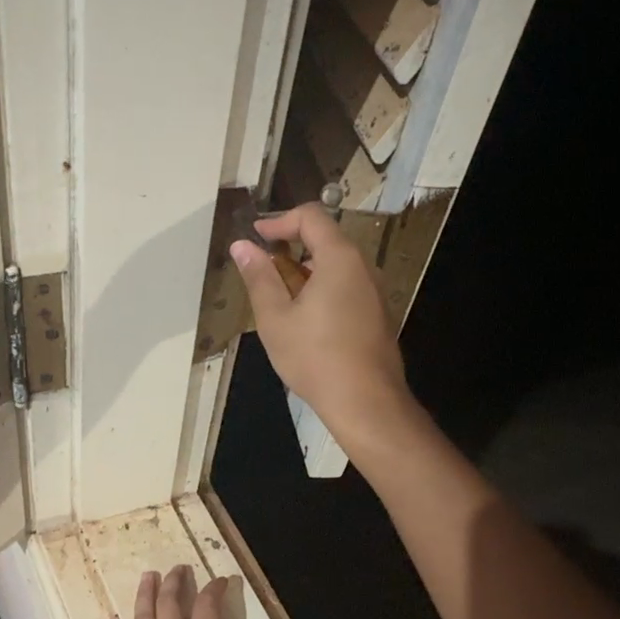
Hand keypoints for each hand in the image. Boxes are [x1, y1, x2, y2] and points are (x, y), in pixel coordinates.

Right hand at [230, 203, 410, 431]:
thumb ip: (258, 278)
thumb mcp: (275, 318)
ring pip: (337, 267)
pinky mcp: (378, 316)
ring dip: (306, 274)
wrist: (366, 402)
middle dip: (292, 249)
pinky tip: (307, 323)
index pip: (311, 216)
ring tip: (281, 302)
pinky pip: (348, 289)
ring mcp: (375, 292)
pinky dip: (324, 292)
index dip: (279, 220)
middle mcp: (363, 267)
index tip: (256, 237)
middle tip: (264, 272)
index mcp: (339, 258)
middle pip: (326, 240)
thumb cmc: (315, 358)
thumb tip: (242, 246)